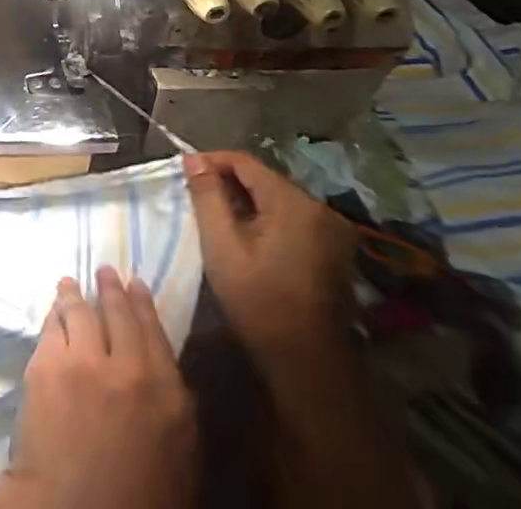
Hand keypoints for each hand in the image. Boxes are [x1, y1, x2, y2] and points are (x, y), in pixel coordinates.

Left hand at [0, 267, 195, 508]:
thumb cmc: (136, 500)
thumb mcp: (179, 460)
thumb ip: (176, 411)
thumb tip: (169, 378)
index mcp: (168, 393)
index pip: (154, 333)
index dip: (142, 305)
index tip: (136, 284)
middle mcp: (128, 367)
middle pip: (117, 314)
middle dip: (111, 288)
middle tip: (105, 270)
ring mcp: (84, 362)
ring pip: (80, 313)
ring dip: (75, 294)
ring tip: (69, 283)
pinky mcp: (48, 366)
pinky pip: (52, 329)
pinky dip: (54, 315)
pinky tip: (52, 310)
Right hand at [183, 151, 356, 356]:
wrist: (306, 359)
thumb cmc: (258, 300)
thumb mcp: (221, 245)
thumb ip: (207, 196)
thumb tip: (193, 159)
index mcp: (293, 202)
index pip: (245, 162)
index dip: (211, 160)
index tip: (184, 169)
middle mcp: (319, 207)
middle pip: (264, 179)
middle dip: (228, 181)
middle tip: (196, 194)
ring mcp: (333, 229)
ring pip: (278, 198)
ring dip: (248, 200)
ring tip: (217, 214)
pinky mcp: (335, 248)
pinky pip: (293, 218)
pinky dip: (268, 217)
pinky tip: (248, 234)